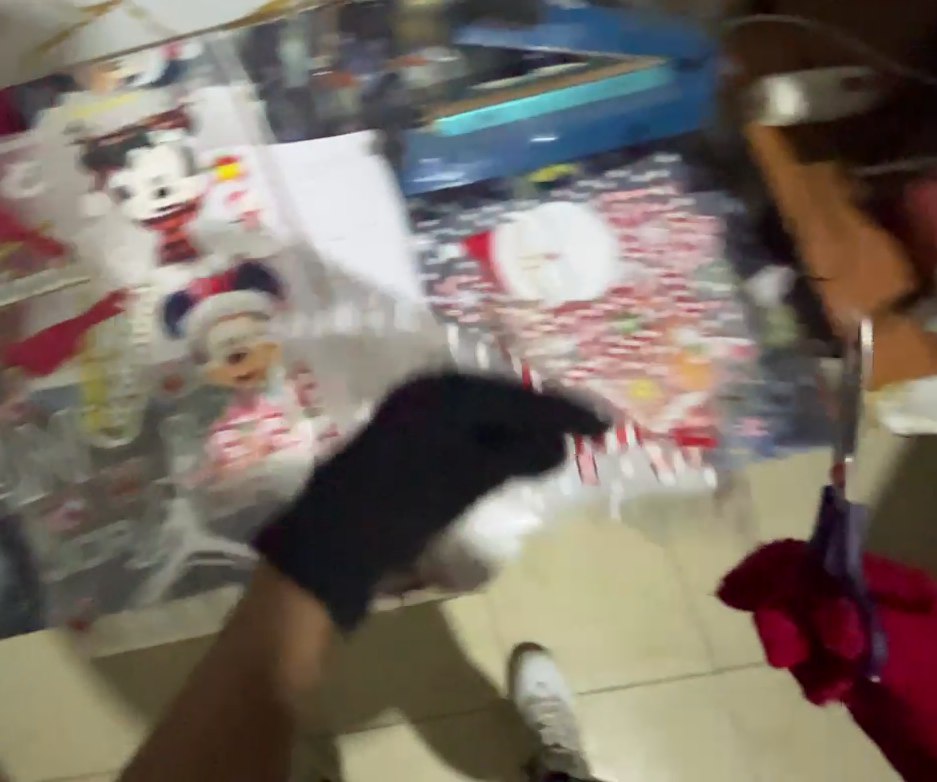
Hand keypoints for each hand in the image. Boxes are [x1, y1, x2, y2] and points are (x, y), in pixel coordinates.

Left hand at [256, 373, 607, 628]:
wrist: (330, 543)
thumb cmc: (398, 507)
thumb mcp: (464, 480)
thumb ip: (514, 455)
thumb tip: (559, 441)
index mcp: (439, 393)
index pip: (513, 393)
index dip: (560, 408)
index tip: (605, 423)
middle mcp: (423, 394)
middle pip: (496, 397)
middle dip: (540, 413)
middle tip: (587, 429)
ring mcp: (409, 417)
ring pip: (478, 414)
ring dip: (515, 427)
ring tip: (557, 442)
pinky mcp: (402, 443)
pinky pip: (460, 431)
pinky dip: (490, 442)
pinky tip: (510, 457)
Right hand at [719, 540, 936, 779]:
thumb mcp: (920, 660)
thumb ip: (865, 624)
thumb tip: (818, 606)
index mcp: (888, 584)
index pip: (813, 558)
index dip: (770, 570)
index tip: (732, 595)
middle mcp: (867, 599)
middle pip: (797, 588)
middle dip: (780, 618)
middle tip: (778, 657)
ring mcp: (859, 633)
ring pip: (798, 623)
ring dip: (794, 649)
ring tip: (819, 688)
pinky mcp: (853, 665)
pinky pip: (809, 654)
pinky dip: (809, 672)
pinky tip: (828, 694)